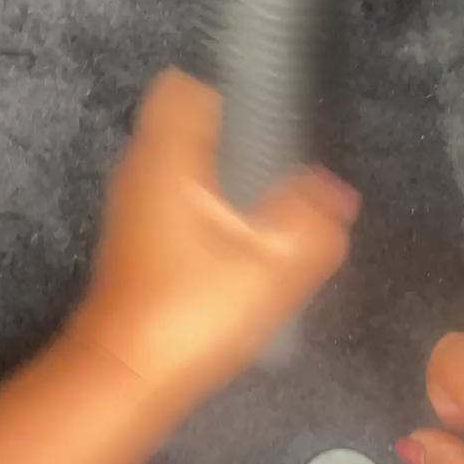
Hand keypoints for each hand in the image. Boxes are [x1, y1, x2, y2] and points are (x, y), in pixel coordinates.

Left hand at [66, 69, 358, 403]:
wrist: (124, 378)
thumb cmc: (193, 310)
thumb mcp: (271, 267)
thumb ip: (312, 221)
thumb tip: (338, 192)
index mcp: (170, 159)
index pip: (181, 88)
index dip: (221, 85)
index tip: (263, 103)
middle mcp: (142, 169)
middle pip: (180, 120)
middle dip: (226, 125)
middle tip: (274, 149)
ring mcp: (131, 202)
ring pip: (175, 156)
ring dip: (214, 161)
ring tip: (263, 188)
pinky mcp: (133, 235)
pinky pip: (170, 188)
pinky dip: (200, 192)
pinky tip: (233, 230)